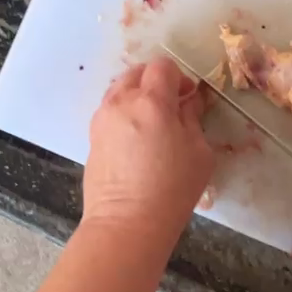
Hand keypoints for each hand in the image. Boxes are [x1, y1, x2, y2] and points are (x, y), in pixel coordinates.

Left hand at [82, 57, 214, 240]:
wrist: (126, 224)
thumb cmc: (172, 190)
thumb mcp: (199, 152)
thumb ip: (193, 118)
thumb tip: (189, 101)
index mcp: (151, 102)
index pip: (162, 67)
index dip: (179, 77)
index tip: (188, 98)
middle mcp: (122, 102)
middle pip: (137, 72)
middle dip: (156, 82)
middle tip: (171, 107)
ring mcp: (102, 118)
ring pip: (120, 90)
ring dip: (138, 96)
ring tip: (152, 124)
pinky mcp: (92, 136)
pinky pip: (110, 111)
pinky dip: (124, 113)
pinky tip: (137, 140)